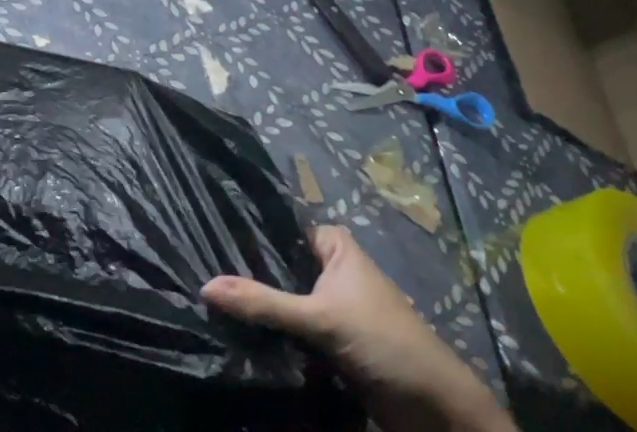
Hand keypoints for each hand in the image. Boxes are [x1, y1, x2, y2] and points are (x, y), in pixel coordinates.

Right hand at [203, 226, 514, 431]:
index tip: (208, 233)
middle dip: (249, 275)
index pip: (284, 228)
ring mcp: (334, 309)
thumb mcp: (320, 319)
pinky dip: (273, 334)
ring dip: (260, 308)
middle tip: (201, 270)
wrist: (435, 409)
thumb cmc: (384, 342)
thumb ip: (263, 303)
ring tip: (211, 301)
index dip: (251, 233)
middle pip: (282, 267)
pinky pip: (293, 330)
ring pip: (286, 300)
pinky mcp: (333, 343)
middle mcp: (335, 273)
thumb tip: (205, 285)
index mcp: (337, 249)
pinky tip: (238, 331)